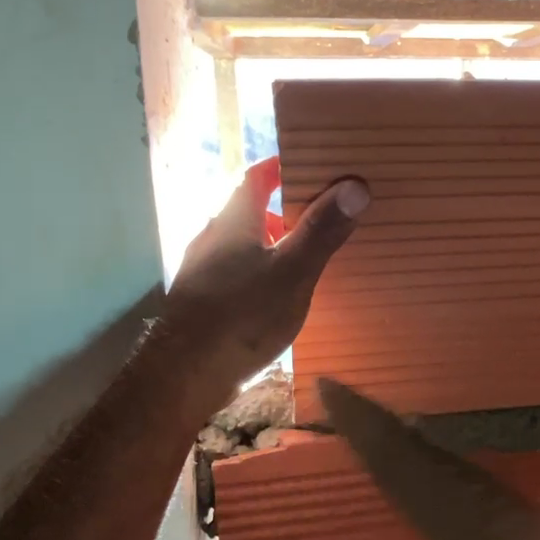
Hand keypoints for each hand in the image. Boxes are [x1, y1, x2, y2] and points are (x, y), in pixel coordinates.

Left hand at [161, 157, 368, 398]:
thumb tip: (355, 185)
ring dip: (272, 243)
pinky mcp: (201, 301)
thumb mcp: (293, 272)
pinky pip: (235, 272)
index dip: (280, 166)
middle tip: (322, 214)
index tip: (310, 165)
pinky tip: (277, 295)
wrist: (184, 375)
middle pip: (248, 210)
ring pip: (242, 244)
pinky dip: (259, 271)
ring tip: (307, 256)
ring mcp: (202, 270)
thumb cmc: (242, 315)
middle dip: (283, 210)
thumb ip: (321, 230)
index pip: (256, 177)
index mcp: (234, 220)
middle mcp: (212, 237)